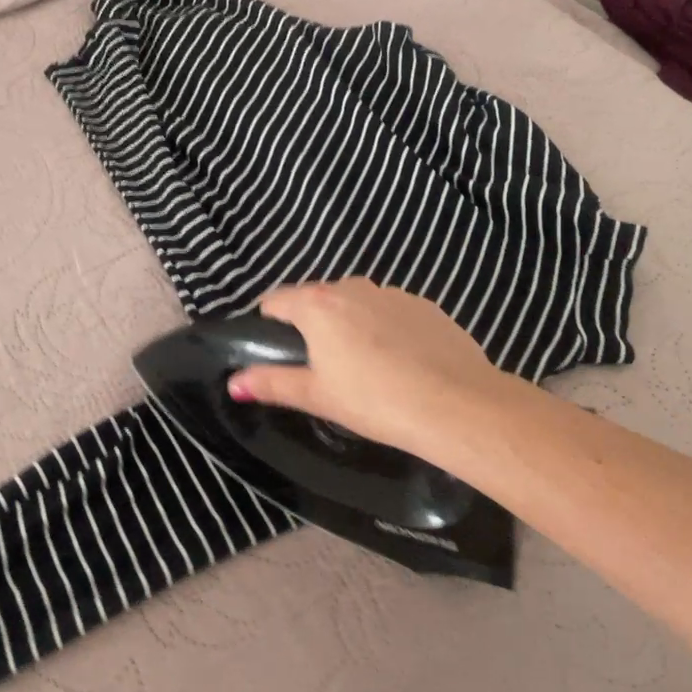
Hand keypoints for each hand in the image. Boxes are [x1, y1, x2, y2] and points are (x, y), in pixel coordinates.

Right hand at [226, 277, 506, 454]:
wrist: (457, 404)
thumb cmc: (375, 401)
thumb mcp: (317, 396)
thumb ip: (272, 383)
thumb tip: (234, 382)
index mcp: (318, 305)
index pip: (276, 300)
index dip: (270, 324)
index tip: (279, 353)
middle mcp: (352, 287)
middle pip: (316, 299)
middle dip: (312, 325)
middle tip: (322, 368)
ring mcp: (392, 293)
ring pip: (356, 303)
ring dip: (351, 324)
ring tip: (365, 368)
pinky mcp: (426, 306)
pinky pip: (391, 311)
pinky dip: (387, 329)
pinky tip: (401, 364)